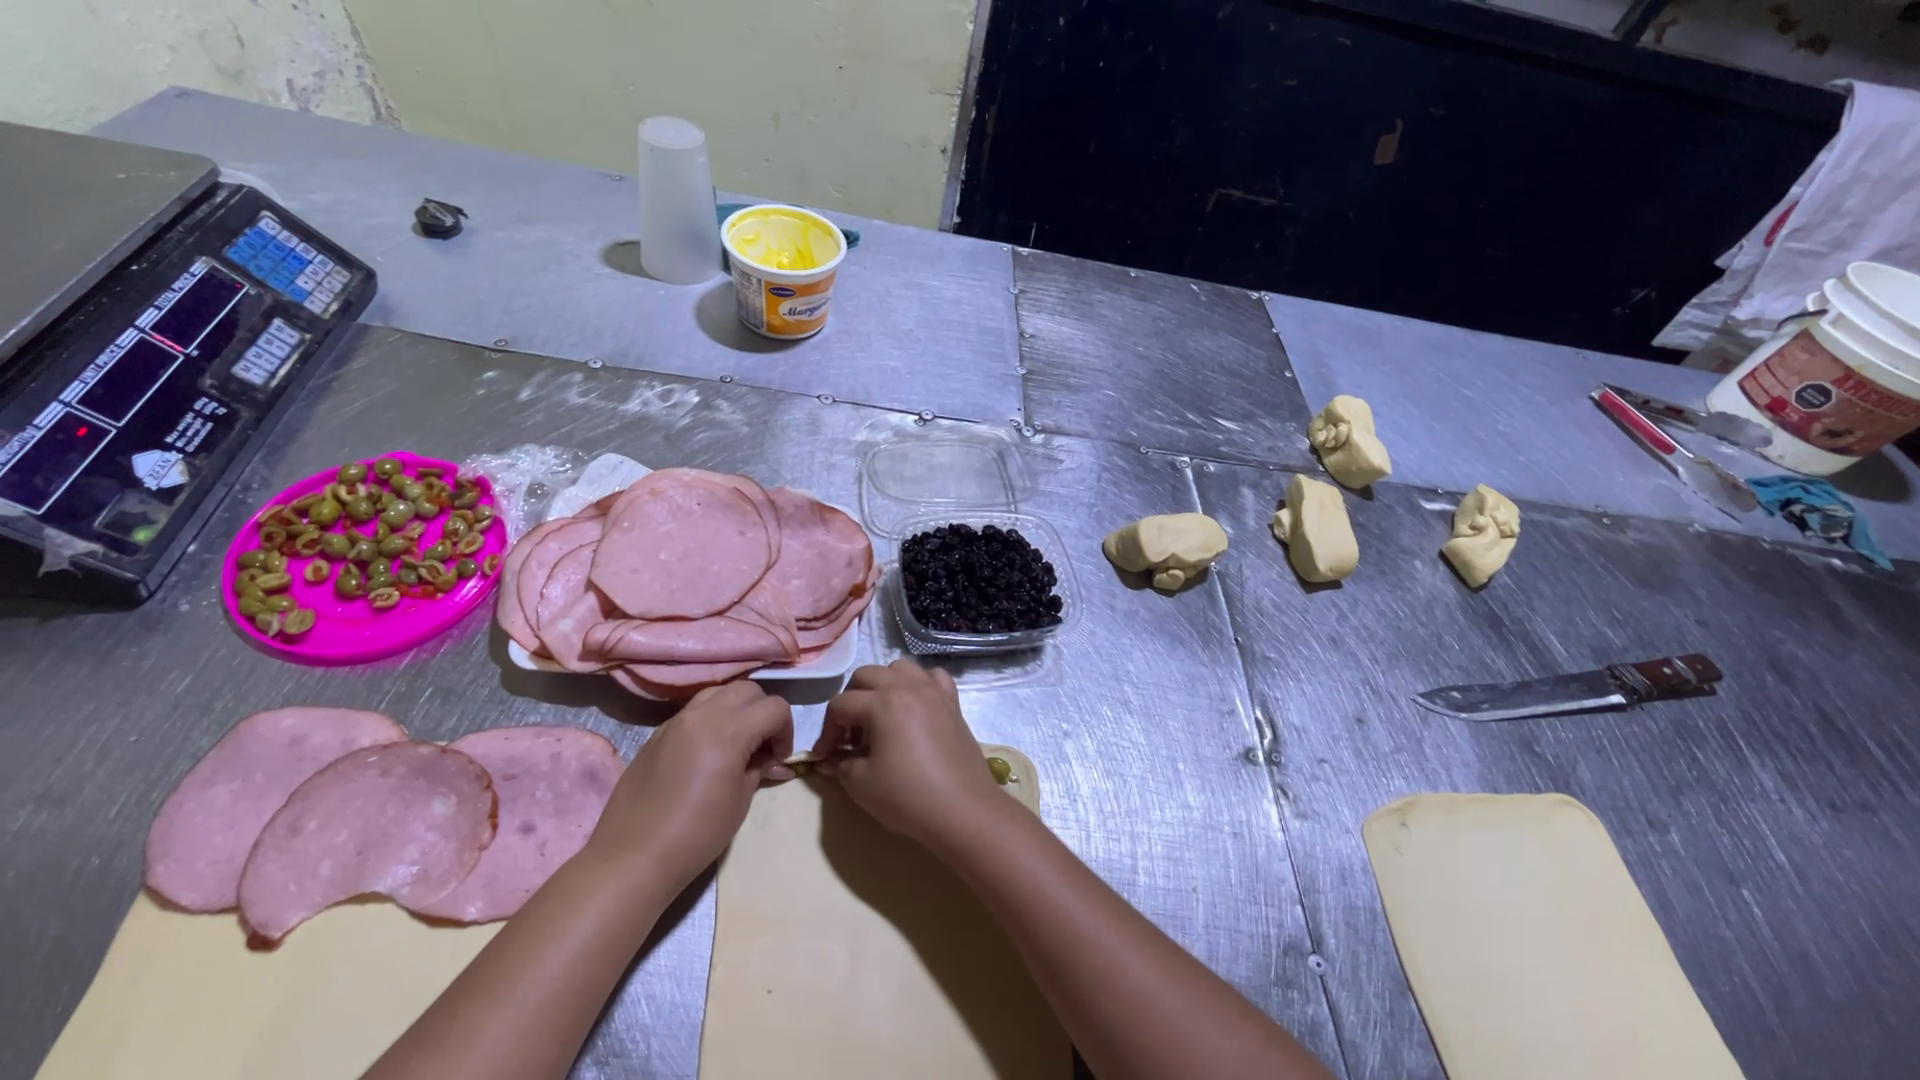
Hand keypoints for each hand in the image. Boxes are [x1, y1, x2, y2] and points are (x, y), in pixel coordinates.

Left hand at [586, 681, 792, 891]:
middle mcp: (703, 714)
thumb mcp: (740, 799)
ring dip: (737, 710)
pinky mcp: (658, 733)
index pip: (775, 707)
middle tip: (763, 747)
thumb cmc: (697, 832)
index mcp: (729, 730)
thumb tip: (774, 760)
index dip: (786, 731)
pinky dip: (711, 719)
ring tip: (737, 744)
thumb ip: (759, 768)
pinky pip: (694, 711)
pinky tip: (708, 754)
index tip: (778, 758)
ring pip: (718, 693)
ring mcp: (676, 721)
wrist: (635, 855)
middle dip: (764, 713)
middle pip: (748, 690)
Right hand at [813, 660, 1003, 850]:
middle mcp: (909, 687)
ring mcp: (935, 692)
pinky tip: (914, 709)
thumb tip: (828, 761)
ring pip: (900, 668)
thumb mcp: (862, 784)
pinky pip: (933, 678)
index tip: (826, 756)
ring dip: (883, 686)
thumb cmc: (908, 796)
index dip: (827, 731)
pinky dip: (918, 685)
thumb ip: (841, 764)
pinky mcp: (953, 704)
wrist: (963, 811)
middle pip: (867, 676)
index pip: (841, 704)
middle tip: (851, 736)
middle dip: (851, 701)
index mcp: (883, 703)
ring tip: (880, 717)